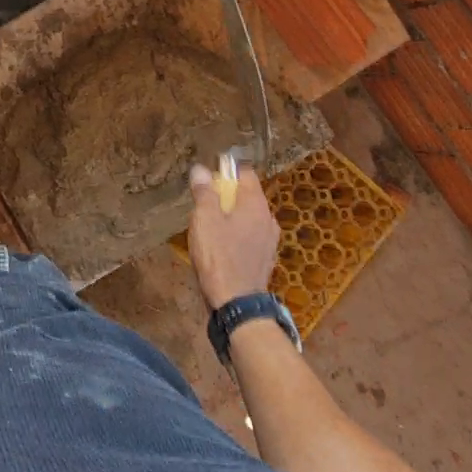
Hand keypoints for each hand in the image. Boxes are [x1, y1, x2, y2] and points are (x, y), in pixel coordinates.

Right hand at [186, 163, 279, 308]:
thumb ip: (204, 192)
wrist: (237, 301)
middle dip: (226, 195)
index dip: (226, 171)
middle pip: (247, 195)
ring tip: (209, 225)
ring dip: (231, 215)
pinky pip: (250, 235)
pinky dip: (237, 233)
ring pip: (249, 217)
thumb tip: (201, 170)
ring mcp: (270, 240)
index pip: (246, 173)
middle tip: (203, 203)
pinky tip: (222, 246)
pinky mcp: (265, 258)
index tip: (208, 178)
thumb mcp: (204, 219)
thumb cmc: (218, 256)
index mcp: (255, 204)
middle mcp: (268, 218)